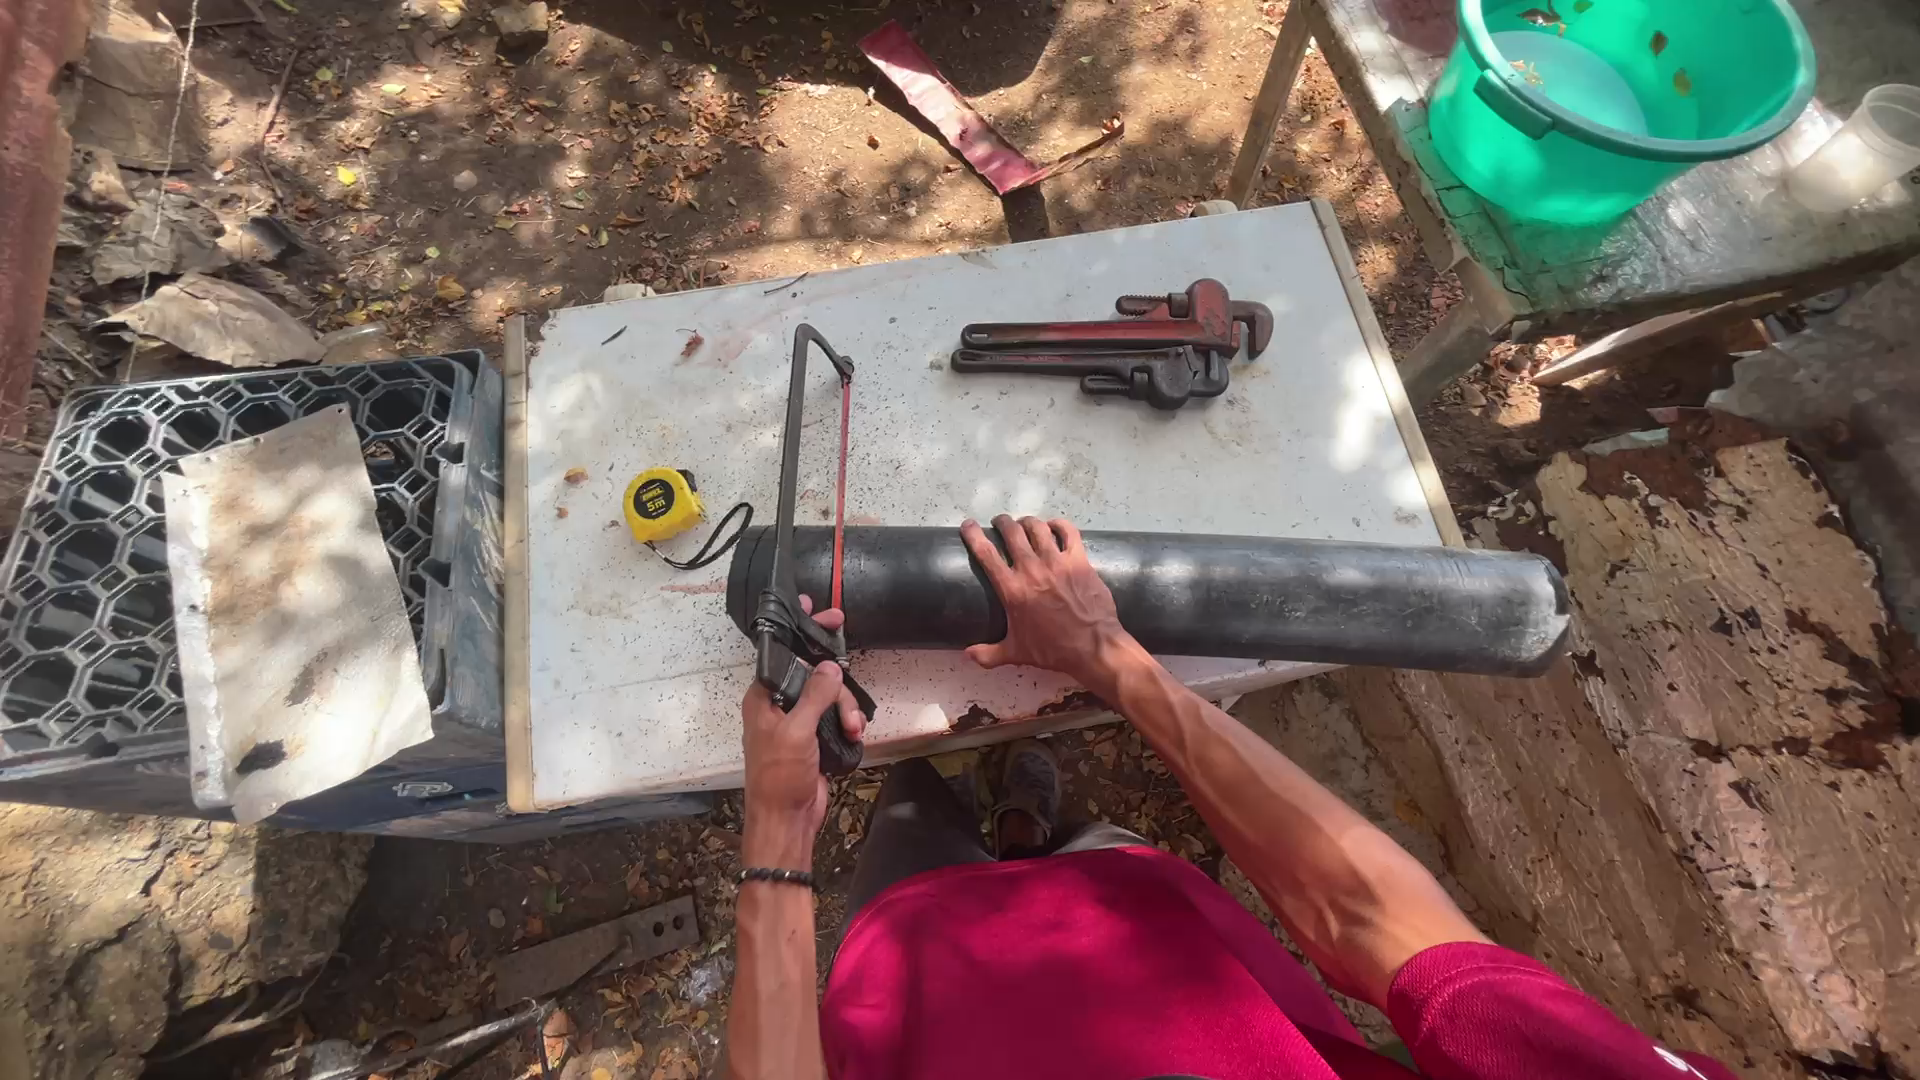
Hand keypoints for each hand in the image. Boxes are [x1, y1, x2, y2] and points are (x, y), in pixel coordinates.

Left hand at [740, 597, 865, 867]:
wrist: (787, 821)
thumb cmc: (780, 775)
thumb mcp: (796, 732)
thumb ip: (814, 695)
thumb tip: (831, 666)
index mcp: (763, 698)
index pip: (782, 655)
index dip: (801, 633)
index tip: (818, 611)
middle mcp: (780, 705)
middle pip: (814, 674)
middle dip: (836, 683)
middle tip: (851, 662)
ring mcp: (800, 722)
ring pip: (832, 697)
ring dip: (847, 709)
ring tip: (854, 728)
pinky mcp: (817, 738)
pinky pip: (838, 717)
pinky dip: (849, 723)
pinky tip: (854, 734)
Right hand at [960, 515, 1135, 687]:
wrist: (1093, 646)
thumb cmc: (1053, 649)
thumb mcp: (1016, 653)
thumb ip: (988, 654)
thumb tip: (966, 655)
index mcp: (1012, 590)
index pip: (986, 554)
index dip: (974, 535)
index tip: (969, 526)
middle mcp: (1031, 569)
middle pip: (1012, 533)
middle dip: (1002, 522)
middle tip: (1000, 523)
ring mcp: (1057, 562)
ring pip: (1038, 528)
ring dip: (1027, 522)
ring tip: (1024, 523)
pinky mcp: (1079, 560)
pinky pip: (1068, 532)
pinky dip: (1059, 524)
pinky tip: (1054, 525)